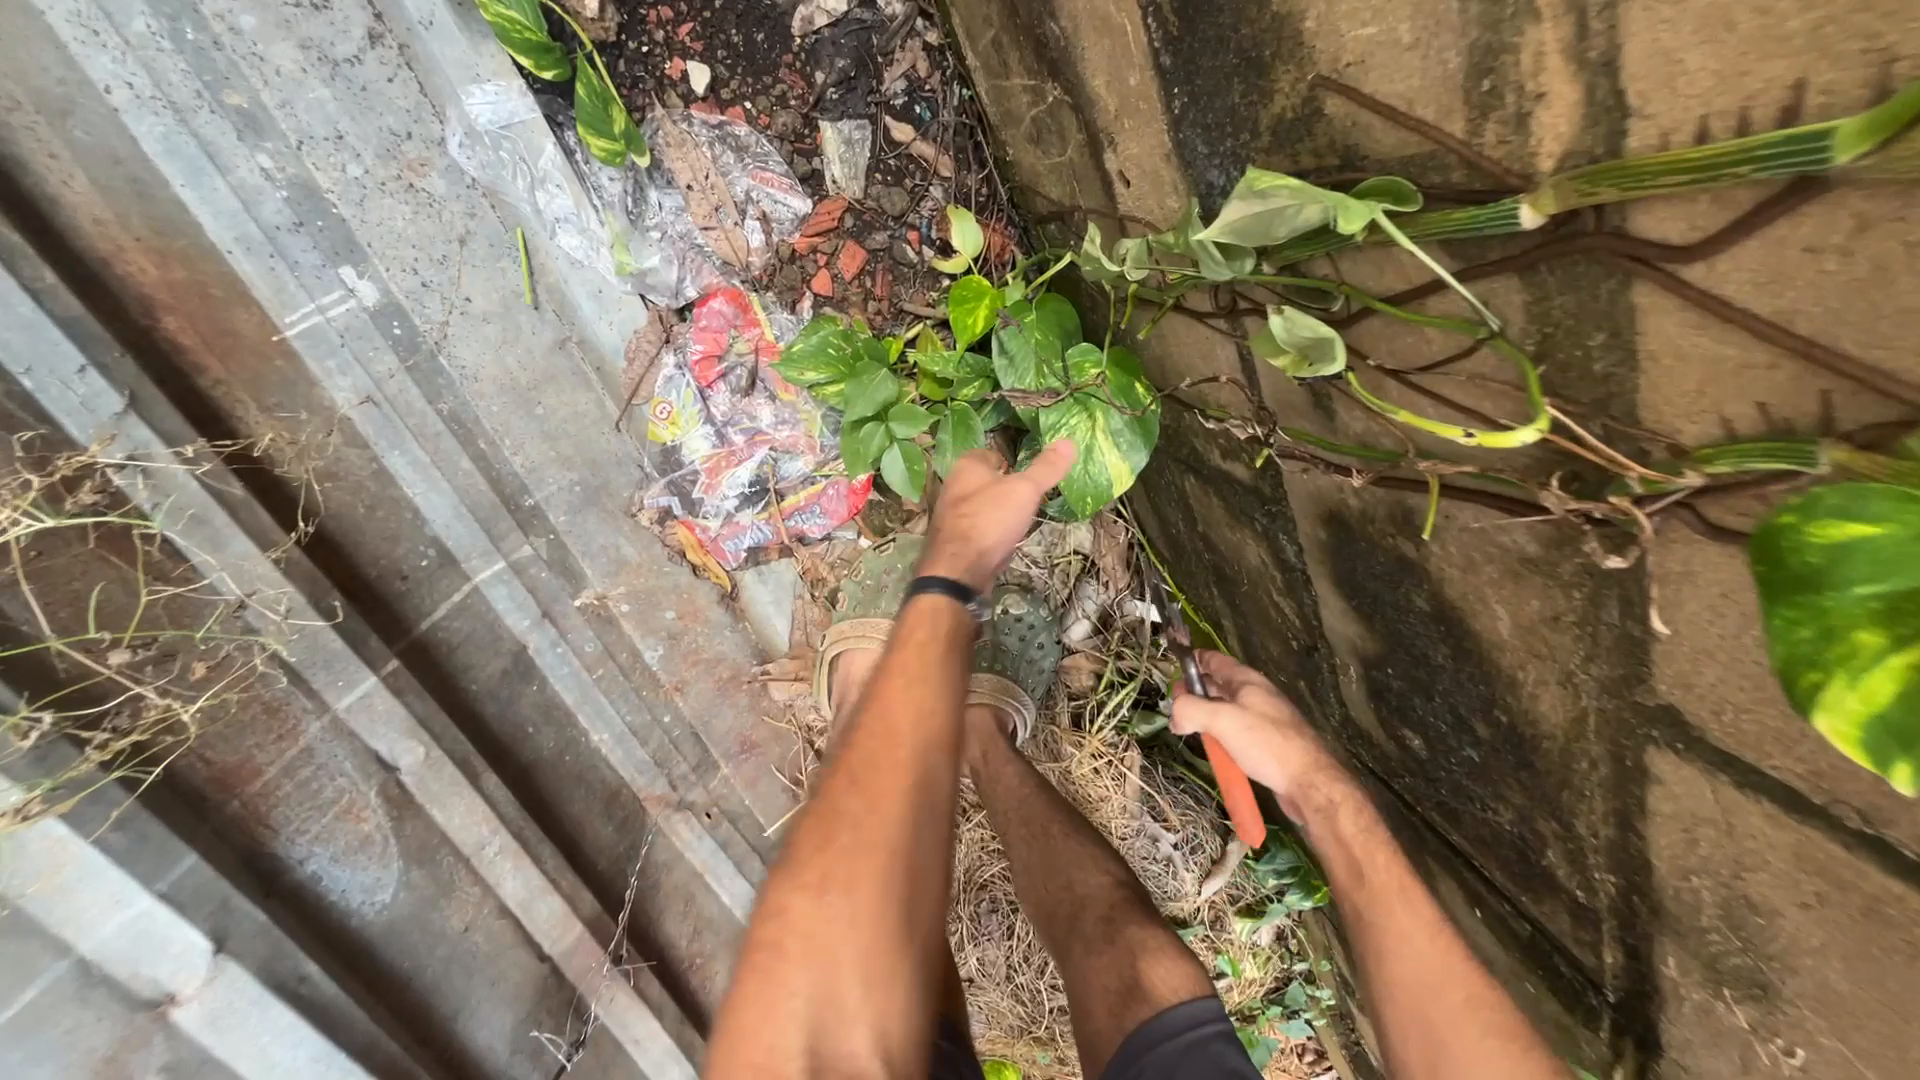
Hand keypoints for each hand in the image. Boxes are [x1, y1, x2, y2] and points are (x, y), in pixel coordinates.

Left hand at [917, 441, 1075, 592]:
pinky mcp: (953, 539)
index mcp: (967, 465)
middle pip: (988, 482)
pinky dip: (992, 534)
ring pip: (983, 507)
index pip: (993, 453)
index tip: (1030, 479)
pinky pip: (978, 530)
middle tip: (1030, 502)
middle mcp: (953, 485)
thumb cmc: (990, 520)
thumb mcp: (1025, 490)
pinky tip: (1004, 544)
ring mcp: (951, 514)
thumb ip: (1046, 468)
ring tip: (1020, 524)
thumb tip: (1069, 442)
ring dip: (1000, 514)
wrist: (958, 570)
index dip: (1013, 464)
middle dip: (1008, 491)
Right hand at [1170, 650, 1355, 821]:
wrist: (1309, 782)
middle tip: (1174, 707)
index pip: (1214, 660)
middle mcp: (1254, 695)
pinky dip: (1219, 737)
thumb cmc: (1267, 743)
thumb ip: (1191, 710)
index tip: (1172, 670)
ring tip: (1186, 729)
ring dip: (1205, 718)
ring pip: (1224, 711)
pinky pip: (1234, 732)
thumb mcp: (1222, 720)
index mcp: (1246, 681)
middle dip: (1193, 693)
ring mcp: (1261, 719)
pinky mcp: (1265, 743)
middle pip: (1216, 686)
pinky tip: (1213, 750)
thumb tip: (1174, 714)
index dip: (1193, 660)